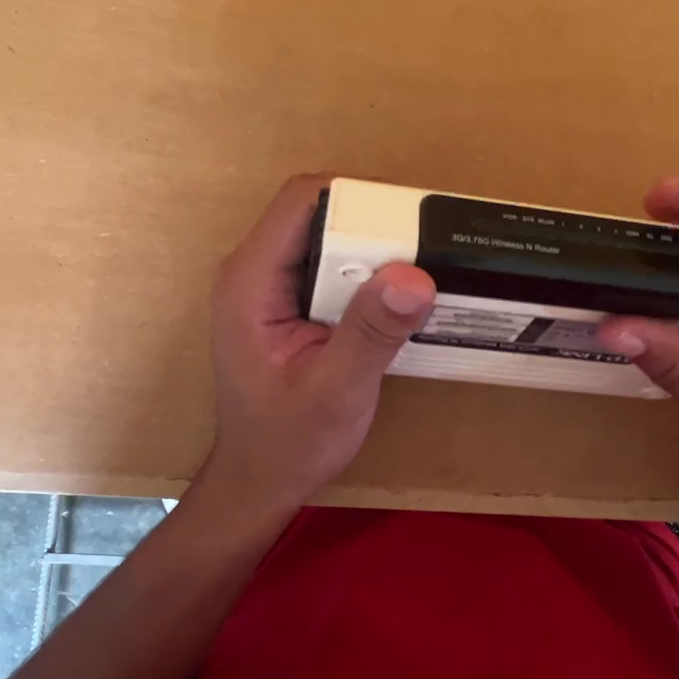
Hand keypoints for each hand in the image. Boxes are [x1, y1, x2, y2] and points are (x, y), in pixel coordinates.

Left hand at [205, 174, 436, 510]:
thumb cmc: (289, 443)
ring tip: (423, 264)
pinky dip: (366, 269)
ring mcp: (267, 284)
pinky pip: (329, 262)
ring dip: (374, 246)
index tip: (412, 217)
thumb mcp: (336, 392)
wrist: (261, 481)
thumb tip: (415, 276)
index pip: (300, 201)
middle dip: (374, 222)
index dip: (358, 197)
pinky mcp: (286, 300)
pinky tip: (398, 292)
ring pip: (326, 235)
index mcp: (250, 281)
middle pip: (316, 212)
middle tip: (428, 243)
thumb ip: (371, 332)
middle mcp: (253, 270)